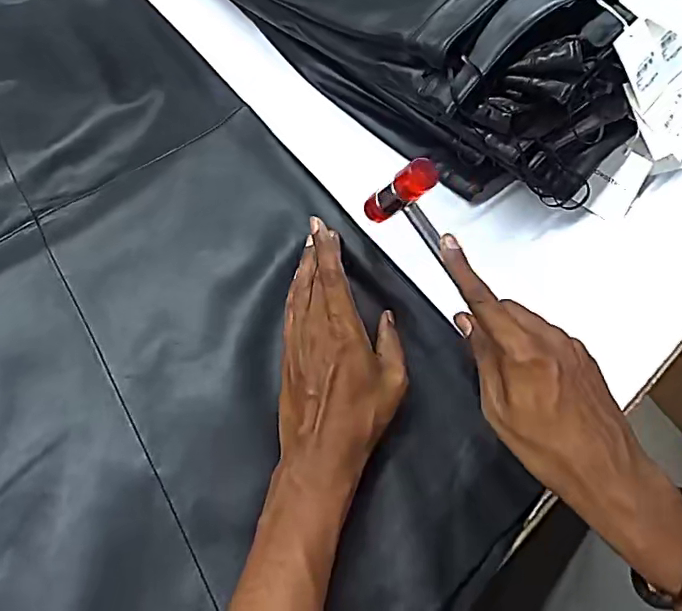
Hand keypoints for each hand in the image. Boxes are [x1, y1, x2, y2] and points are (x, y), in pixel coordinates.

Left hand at [277, 217, 407, 484]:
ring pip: (297, 294)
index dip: (328, 252)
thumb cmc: (360, 419)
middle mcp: (317, 330)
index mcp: (344, 332)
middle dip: (314, 251)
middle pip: (312, 281)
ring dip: (302, 268)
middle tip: (314, 229)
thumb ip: (391, 344)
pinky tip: (296, 284)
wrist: (319, 453)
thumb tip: (387, 319)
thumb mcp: (393, 383)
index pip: (333, 281)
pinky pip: (290, 312)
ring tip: (307, 248)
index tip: (325, 231)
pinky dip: (293, 292)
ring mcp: (298, 341)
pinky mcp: (288, 353)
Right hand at [439, 233, 673, 532]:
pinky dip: (532, 346)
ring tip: (515, 380)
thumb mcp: (499, 411)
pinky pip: (547, 335)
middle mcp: (550, 341)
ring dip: (511, 334)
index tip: (452, 247)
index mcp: (524, 353)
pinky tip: (537, 382)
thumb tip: (468, 325)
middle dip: (488, 318)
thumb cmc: (556, 452)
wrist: (608, 472)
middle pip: (506, 307)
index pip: (484, 301)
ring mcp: (570, 345)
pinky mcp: (582, 353)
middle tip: (478, 347)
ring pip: (526, 320)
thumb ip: (482, 359)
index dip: (462, 270)